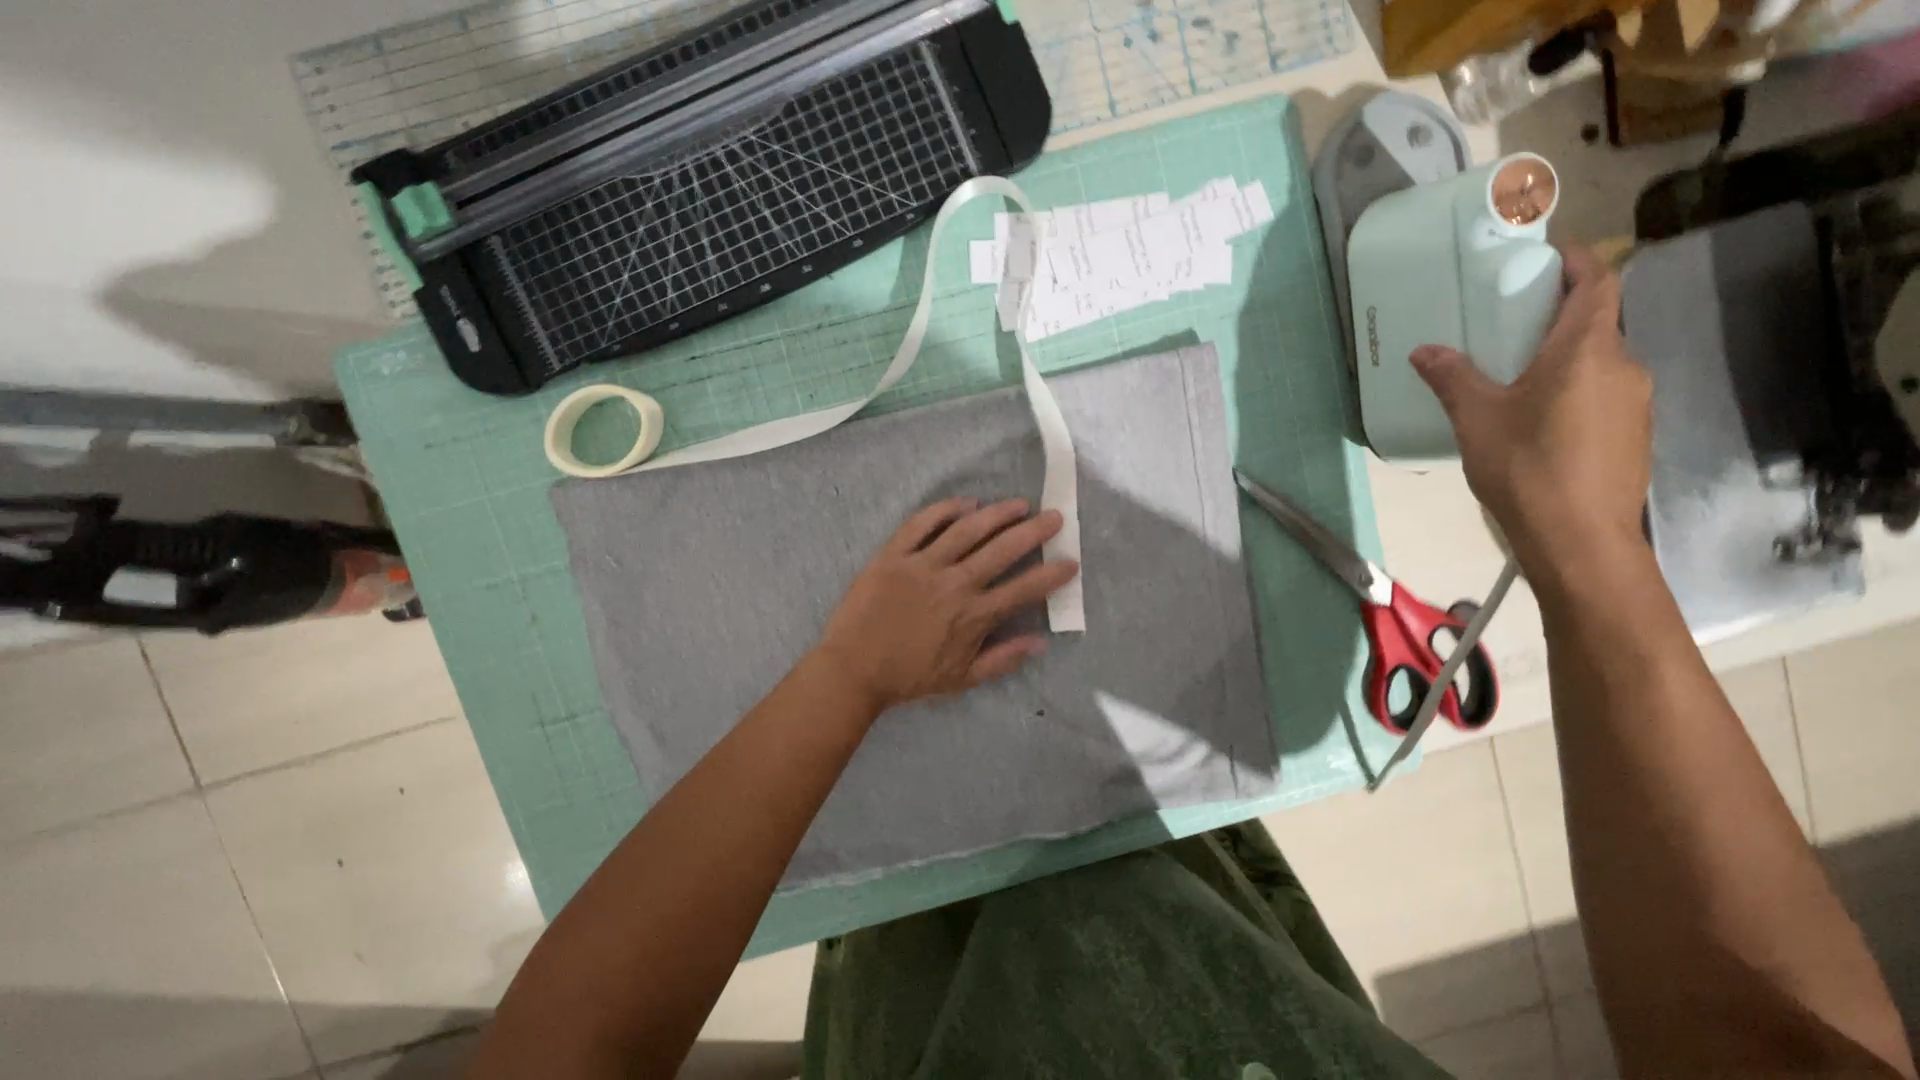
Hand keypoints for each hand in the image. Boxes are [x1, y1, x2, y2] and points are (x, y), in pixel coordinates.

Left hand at [811, 497, 1079, 714]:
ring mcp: (922, 565)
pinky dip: (945, 510)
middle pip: (1002, 550)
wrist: (853, 669)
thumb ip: (1003, 659)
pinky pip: (922, 524)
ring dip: (997, 514)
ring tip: (1018, 503)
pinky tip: (966, 503)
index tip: (1071, 561)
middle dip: (1034, 532)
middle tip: (1054, 517)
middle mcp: (954, 584)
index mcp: (973, 616)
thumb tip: (1041, 643)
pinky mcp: (893, 555)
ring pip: (967, 529)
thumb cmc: (909, 677)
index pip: (1023, 590)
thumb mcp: (961, 678)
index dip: (1051, 575)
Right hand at [1410, 243, 1652, 586]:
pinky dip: (1575, 389)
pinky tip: (1539, 419)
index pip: (1597, 283)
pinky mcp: (1634, 435)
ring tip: (1518, 374)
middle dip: (1558, 314)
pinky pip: (1603, 394)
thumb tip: (1425, 351)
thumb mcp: (1477, 419)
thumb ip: (1453, 378)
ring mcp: (1635, 402)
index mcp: (1587, 351)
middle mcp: (1623, 366)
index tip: (1548, 254)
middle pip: (1598, 322)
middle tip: (1513, 320)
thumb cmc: (1527, 468)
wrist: (1580, 541)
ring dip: (1565, 356)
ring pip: (1600, 361)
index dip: (1578, 260)